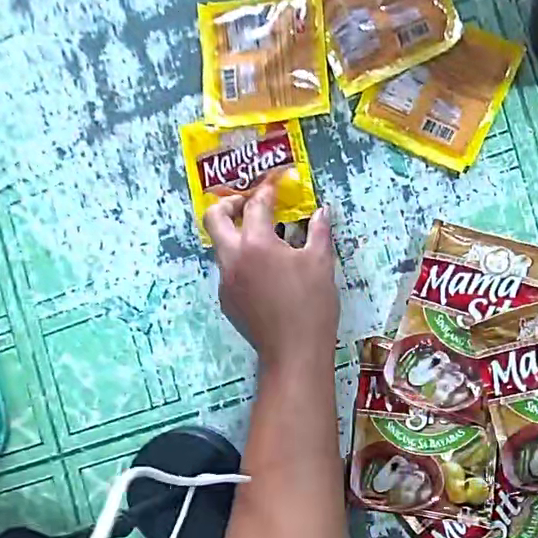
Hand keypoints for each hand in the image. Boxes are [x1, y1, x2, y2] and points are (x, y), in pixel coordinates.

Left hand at [202, 180, 336, 372]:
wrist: (294, 352)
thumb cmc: (312, 306)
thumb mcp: (321, 264)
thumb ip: (319, 232)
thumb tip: (322, 211)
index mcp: (256, 244)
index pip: (256, 205)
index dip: (267, 191)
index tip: (276, 185)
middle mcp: (233, 258)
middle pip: (214, 218)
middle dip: (229, 204)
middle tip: (248, 204)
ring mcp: (226, 282)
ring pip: (221, 247)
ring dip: (236, 236)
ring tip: (263, 241)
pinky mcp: (227, 301)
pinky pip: (229, 272)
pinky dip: (242, 263)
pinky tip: (265, 274)